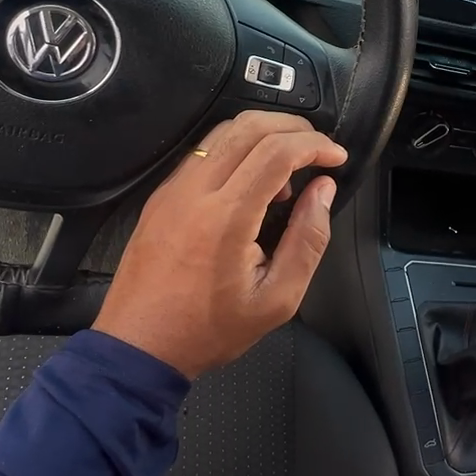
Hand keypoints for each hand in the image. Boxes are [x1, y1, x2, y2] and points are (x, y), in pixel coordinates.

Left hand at [93, 110, 346, 377]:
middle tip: (319, 150)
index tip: (337, 158)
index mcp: (226, 218)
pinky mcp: (162, 195)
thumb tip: (324, 189)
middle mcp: (195, 192)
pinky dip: (240, 149)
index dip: (316, 146)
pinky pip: (206, 151)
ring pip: (225, 131)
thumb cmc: (209, 329)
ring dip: (266, 135)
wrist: (137, 347)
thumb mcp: (278, 298)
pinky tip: (254, 183)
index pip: (277, 151)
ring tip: (288, 171)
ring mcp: (173, 189)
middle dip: (295, 128)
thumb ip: (308, 239)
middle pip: (251, 127)